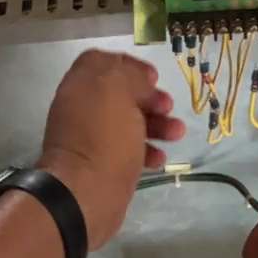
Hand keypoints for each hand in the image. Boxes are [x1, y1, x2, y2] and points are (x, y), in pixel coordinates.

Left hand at [37, 50, 185, 249]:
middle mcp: (83, 108)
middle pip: (120, 93)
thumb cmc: (103, 139)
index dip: (130, 65)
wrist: (85, 196)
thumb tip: (139, 82)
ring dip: (156, 124)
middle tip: (168, 106)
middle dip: (150, 98)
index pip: (102, 61)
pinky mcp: (103, 164)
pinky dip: (147, 150)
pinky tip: (160, 159)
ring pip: (128, 122)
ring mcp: (92, 138)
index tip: (153, 77)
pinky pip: (128, 150)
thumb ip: (129, 76)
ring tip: (177, 133)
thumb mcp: (119, 92)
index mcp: (81, 85)